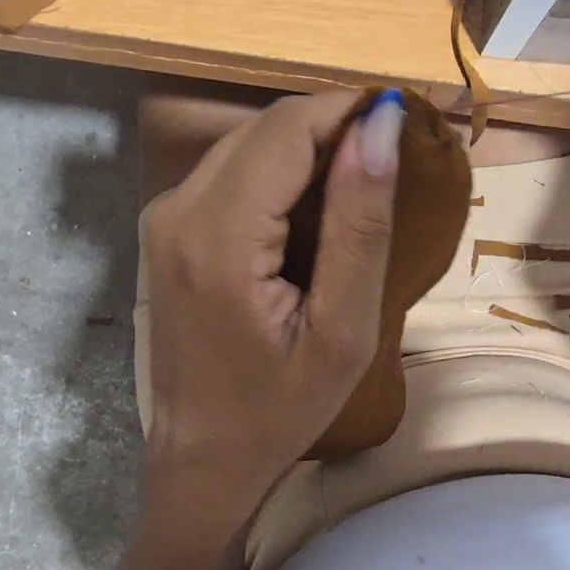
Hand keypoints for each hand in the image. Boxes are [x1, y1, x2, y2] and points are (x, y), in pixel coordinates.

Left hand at [140, 91, 402, 517]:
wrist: (205, 456)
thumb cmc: (281, 410)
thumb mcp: (342, 332)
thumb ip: (359, 227)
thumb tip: (381, 128)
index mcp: (219, 237)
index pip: (289, 126)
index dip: (351, 113)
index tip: (405, 134)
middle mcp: (178, 210)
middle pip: (266, 129)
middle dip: (332, 134)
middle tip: (387, 177)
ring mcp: (164, 219)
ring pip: (247, 146)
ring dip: (307, 157)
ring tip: (353, 208)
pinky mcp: (167, 232)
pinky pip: (230, 176)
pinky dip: (277, 182)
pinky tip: (306, 229)